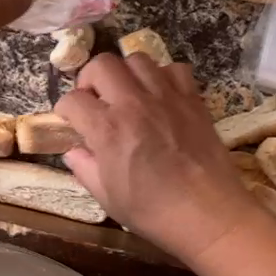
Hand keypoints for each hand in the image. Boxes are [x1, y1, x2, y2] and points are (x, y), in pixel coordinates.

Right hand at [55, 54, 266, 263]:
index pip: (72, 100)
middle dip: (89, 79)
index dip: (65, 109)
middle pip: (101, 64)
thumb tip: (73, 152)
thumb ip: (84, 168)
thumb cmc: (153, 212)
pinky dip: (163, 77)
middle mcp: (134, 104)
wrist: (210, 216)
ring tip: (127, 94)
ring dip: (125, 74)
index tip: (70, 120)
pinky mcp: (193, 100)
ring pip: (136, 59)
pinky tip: (160, 96)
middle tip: (95, 100)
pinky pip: (174, 69)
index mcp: (107, 129)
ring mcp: (166, 98)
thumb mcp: (107, 197)